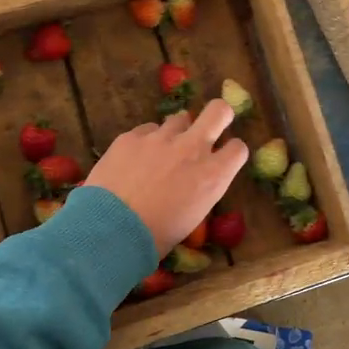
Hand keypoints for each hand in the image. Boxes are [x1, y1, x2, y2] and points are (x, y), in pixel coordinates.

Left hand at [83, 99, 248, 257]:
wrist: (110, 230)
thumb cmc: (156, 237)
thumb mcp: (192, 217)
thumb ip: (200, 189)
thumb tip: (194, 180)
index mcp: (213, 176)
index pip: (238, 149)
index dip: (232, 152)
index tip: (224, 157)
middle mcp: (192, 149)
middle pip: (218, 111)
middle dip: (220, 114)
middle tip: (213, 122)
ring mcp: (160, 138)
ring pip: (179, 119)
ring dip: (176, 132)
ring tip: (161, 152)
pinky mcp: (131, 136)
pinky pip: (146, 130)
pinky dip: (146, 141)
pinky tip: (133, 159)